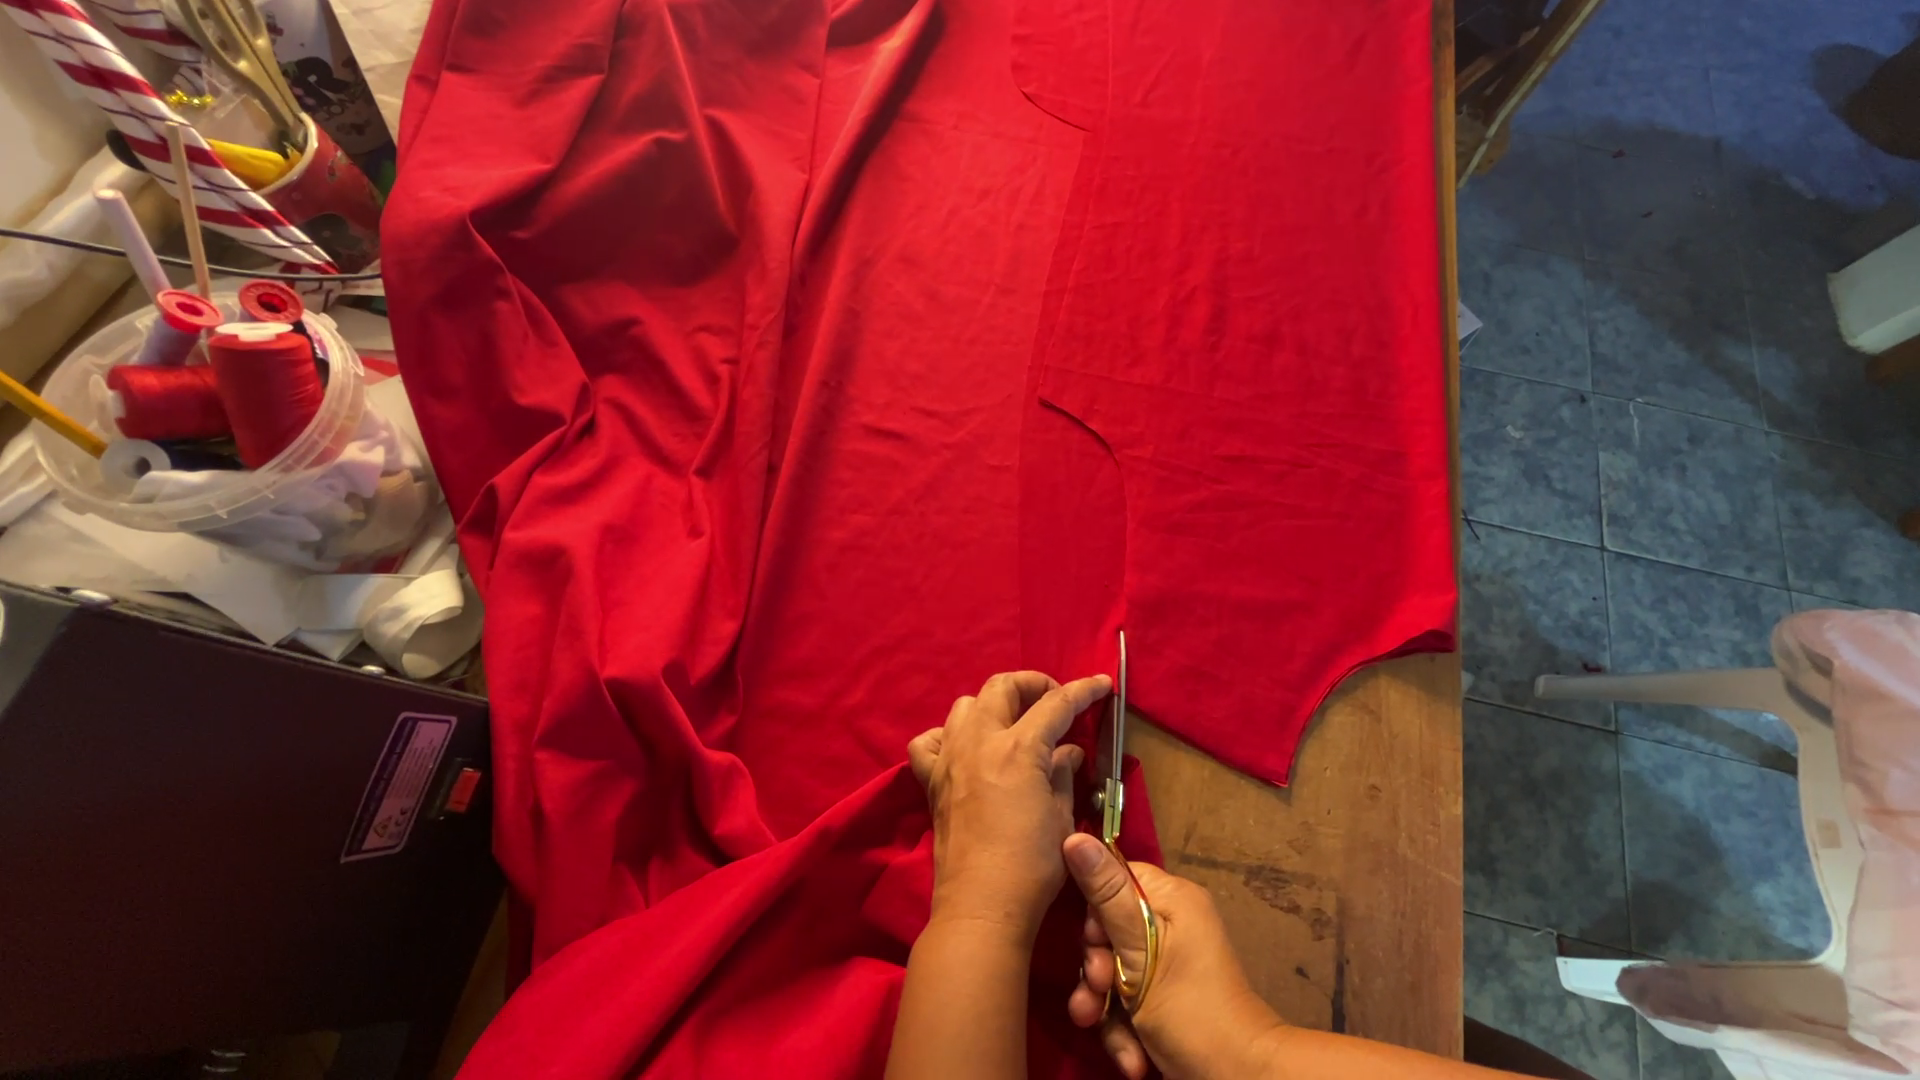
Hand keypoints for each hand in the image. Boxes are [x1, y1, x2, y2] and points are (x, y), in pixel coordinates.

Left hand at [907, 671, 1111, 940]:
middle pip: (1002, 686)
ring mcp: (950, 758)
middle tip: (1055, 702)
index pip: (1056, 704)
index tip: (1101, 684)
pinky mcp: (931, 781)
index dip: (1083, 691)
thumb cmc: (1033, 865)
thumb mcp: (1062, 817)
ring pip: (965, 705)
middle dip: (1033, 684)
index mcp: (1019, 747)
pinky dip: (946, 736)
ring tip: (1013, 725)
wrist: (982, 905)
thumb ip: (1063, 774)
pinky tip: (964, 750)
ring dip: (992, 705)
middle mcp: (979, 741)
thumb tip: (1067, 751)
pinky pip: (929, 742)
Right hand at [1064, 834, 1288, 1078]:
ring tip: (1101, 1029)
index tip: (1093, 947)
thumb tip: (1074, 837)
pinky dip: (1124, 1026)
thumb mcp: (1140, 952)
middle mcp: (1172, 921)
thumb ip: (1107, 896)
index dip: (1094, 912)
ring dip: (1105, 1005)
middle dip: (1096, 969)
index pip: (1114, 878)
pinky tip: (1131, 1055)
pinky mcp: (1165, 994)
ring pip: (1113, 968)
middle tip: (1097, 992)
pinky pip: (1129, 996)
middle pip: (1109, 928)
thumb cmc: (1190, 1010)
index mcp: (1173, 898)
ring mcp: (1169, 960)